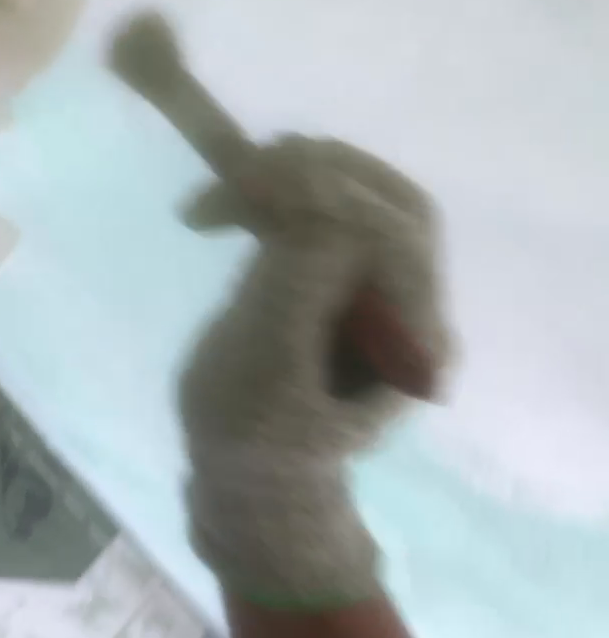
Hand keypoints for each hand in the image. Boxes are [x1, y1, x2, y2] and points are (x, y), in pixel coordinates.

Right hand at [177, 136, 450, 608]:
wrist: (250, 474)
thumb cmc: (248, 427)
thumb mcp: (263, 360)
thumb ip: (294, 279)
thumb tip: (313, 196)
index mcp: (409, 335)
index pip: (386, 232)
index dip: (321, 189)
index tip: (242, 174)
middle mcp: (411, 310)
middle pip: (391, 209)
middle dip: (320, 172)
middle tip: (244, 164)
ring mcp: (377, 302)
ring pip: (359, 211)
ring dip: (295, 184)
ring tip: (227, 186)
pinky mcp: (337, 294)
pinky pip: (326, 229)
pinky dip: (281, 204)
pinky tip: (236, 209)